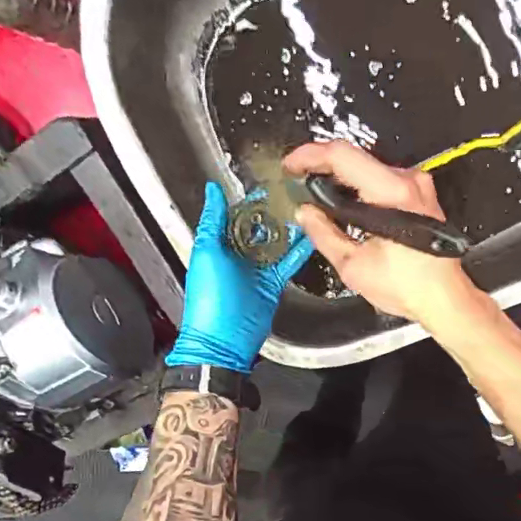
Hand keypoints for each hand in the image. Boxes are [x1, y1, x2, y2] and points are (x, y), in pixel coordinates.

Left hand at [165, 182, 313, 372]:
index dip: (252, 199)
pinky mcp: (273, 283)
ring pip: (277, 242)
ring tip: (308, 208)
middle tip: (296, 191)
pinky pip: (288, 262)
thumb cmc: (209, 297)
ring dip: (290, 228)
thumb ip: (212, 221)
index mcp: (220, 243)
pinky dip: (300, 250)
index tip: (270, 181)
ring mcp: (258, 269)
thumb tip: (212, 190)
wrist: (224, 339)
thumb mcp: (206, 252)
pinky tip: (313, 235)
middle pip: (260, 226)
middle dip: (275, 211)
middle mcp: (239, 254)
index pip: (237, 214)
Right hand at [283, 142, 485, 328]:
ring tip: (317, 195)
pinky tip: (345, 205)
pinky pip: (383, 181)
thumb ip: (324, 234)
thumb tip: (305, 214)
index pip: (342, 156)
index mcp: (393, 193)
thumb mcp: (354, 266)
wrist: (444, 298)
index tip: (291, 166)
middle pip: (355, 158)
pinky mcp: (420, 196)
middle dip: (322, 168)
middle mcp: (409, 182)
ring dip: (341, 179)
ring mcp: (418, 187)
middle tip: (299, 182)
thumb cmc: (409, 286)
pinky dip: (360, 189)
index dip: (309, 156)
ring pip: (368, 169)